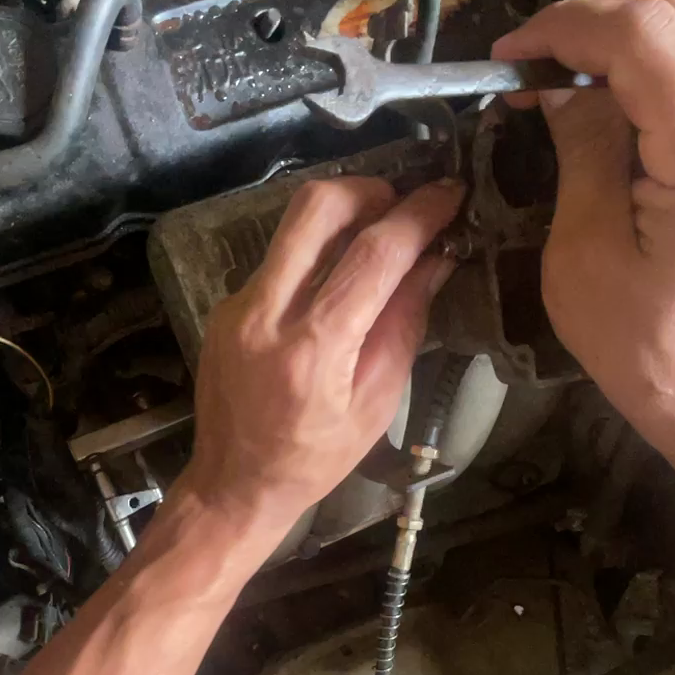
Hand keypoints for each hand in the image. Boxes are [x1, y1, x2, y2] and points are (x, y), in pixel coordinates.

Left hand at [181, 176, 465, 529]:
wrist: (233, 484)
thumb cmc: (313, 461)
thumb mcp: (375, 406)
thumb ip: (403, 326)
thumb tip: (435, 260)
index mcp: (313, 348)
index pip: (374, 254)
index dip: (420, 214)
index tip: (450, 193)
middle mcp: (266, 314)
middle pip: (316, 208)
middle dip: (369, 190)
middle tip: (400, 207)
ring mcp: (237, 307)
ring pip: (291, 228)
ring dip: (340, 218)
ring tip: (375, 239)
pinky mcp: (224, 309)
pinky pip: (276, 263)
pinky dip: (313, 259)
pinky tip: (332, 287)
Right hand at [493, 0, 674, 440]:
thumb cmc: (625, 330)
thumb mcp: (581, 246)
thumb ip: (582, 144)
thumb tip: (558, 79)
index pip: (647, 36)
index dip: (567, 27)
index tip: (509, 56)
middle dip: (593, 15)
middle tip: (532, 65)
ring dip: (627, 14)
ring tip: (569, 62)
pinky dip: (657, 34)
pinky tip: (612, 72)